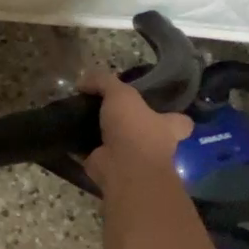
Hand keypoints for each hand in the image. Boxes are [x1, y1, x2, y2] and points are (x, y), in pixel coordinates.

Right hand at [79, 70, 193, 191]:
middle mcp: (155, 144)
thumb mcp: (121, 94)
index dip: (171, 114)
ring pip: (120, 141)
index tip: (154, 106)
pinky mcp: (111, 166)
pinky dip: (83, 144)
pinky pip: (96, 151)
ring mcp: (134, 158)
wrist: (123, 167)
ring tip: (80, 115)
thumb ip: (104, 82)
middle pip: (148, 132)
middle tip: (106, 109)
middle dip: (130, 124)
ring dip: (103, 132)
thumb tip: (83, 82)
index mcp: (166, 127)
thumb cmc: (134, 129)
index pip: (180, 122)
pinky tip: (68, 130)